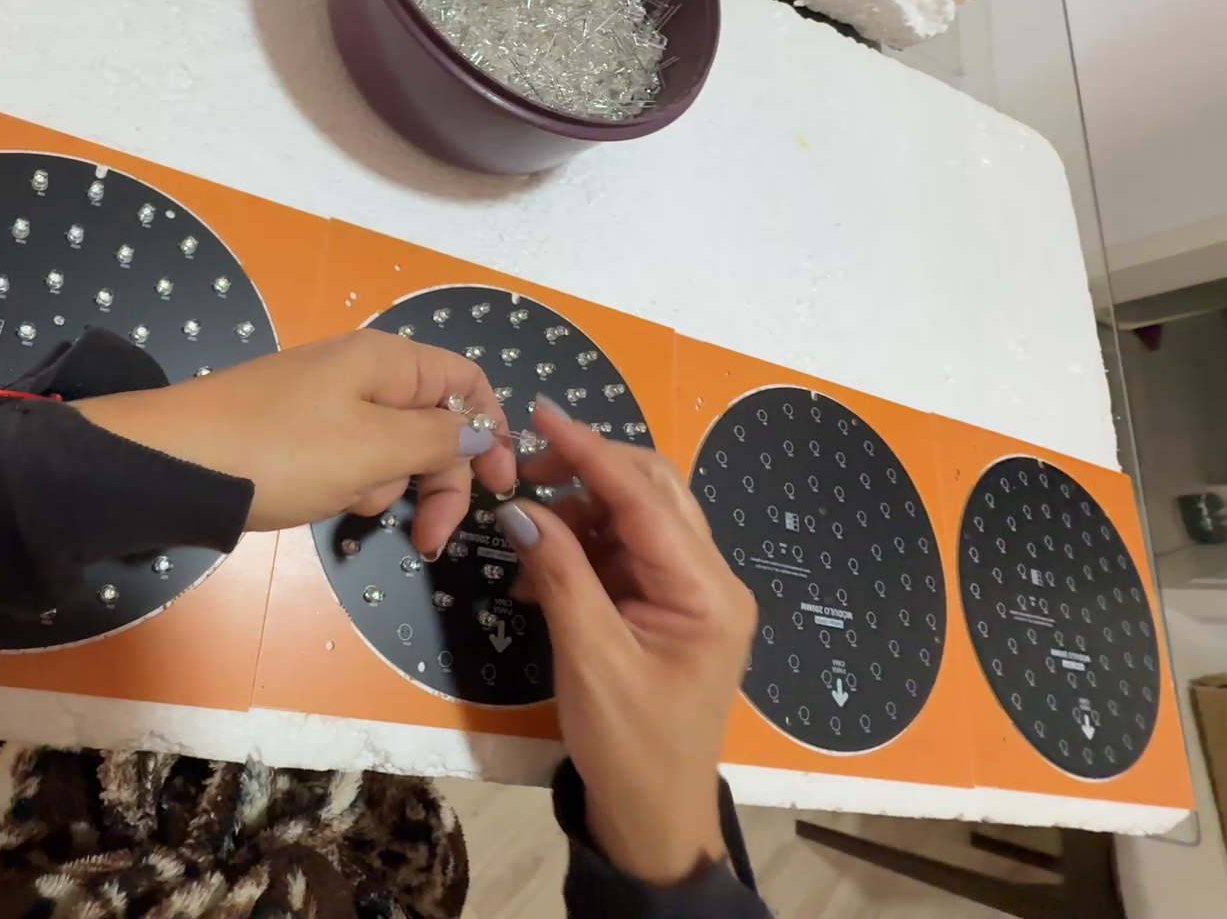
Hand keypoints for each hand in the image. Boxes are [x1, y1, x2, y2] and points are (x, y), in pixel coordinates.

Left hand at [73, 330, 517, 549]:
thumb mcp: (373, 445)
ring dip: (382, 484)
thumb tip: (484, 431)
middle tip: (428, 537)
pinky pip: (349, 459)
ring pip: (390, 449)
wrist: (173, 464)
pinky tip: (318, 498)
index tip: (500, 488)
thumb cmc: (282, 450)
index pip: (466, 380)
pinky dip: (346, 484)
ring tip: (342, 499)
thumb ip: (439, 437)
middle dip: (436, 477)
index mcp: (387, 359)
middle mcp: (363, 372)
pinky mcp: (300, 433)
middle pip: (432, 422)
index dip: (492, 429)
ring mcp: (328, 403)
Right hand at [494, 396, 755, 883]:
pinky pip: (619, 546)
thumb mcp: (588, 656)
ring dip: (577, 510)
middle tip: (523, 472)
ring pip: (632, 513)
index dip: (589, 450)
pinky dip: (578, 543)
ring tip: (527, 534)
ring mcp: (687, 586)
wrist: (652, 811)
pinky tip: (542, 566)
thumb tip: (518, 508)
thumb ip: (558, 573)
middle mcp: (708, 576)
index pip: (643, 497)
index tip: (542, 415)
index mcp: (706, 591)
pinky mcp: (663, 598)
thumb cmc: (628, 743)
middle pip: (649, 489)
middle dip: (585, 470)